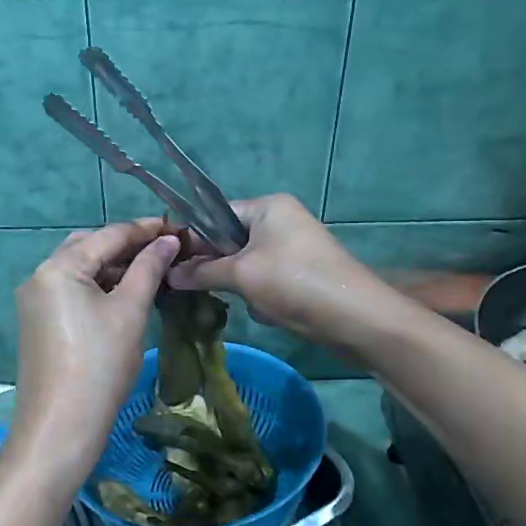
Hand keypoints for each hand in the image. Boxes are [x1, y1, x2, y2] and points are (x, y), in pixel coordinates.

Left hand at [10, 219, 181, 475]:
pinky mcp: (39, 324)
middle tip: (166, 251)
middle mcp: (40, 277)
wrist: (59, 429)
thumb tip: (169, 240)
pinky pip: (73, 292)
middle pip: (89, 247)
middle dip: (128, 246)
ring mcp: (36, 302)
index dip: (146, 229)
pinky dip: (100, 288)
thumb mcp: (130, 311)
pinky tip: (127, 295)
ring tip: (153, 272)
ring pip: (80, 270)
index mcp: (58, 267)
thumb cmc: (99, 366)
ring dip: (114, 267)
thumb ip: (149, 268)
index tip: (180, 229)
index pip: (108, 235)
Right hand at [167, 194, 399, 347]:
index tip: (169, 262)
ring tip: (243, 301)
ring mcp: (293, 248)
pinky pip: (265, 280)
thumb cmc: (294, 283)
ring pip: (246, 264)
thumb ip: (202, 272)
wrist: (357, 319)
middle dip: (217, 266)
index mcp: (268, 207)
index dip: (192, 237)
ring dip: (240, 286)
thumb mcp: (241, 275)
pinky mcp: (301, 274)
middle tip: (194, 287)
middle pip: (230, 240)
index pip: (216, 213)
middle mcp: (280, 220)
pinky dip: (260, 296)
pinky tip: (268, 312)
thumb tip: (168, 275)